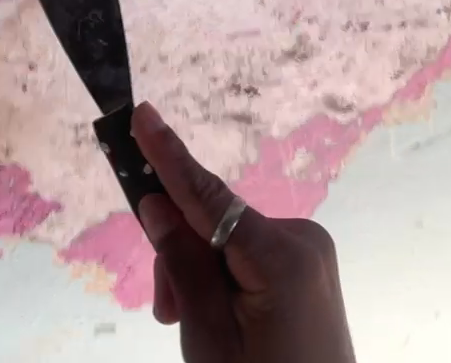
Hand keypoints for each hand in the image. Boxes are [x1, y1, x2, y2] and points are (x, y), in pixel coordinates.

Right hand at [133, 104, 356, 362]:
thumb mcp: (209, 338)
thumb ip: (182, 264)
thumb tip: (156, 203)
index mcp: (283, 258)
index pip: (208, 197)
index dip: (169, 156)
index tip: (142, 113)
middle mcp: (301, 239)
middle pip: (213, 223)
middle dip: (180, 256)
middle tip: (165, 312)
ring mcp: (308, 251)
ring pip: (225, 240)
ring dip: (198, 272)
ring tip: (187, 326)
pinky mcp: (306, 265)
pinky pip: (245, 253)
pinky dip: (221, 277)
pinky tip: (215, 316)